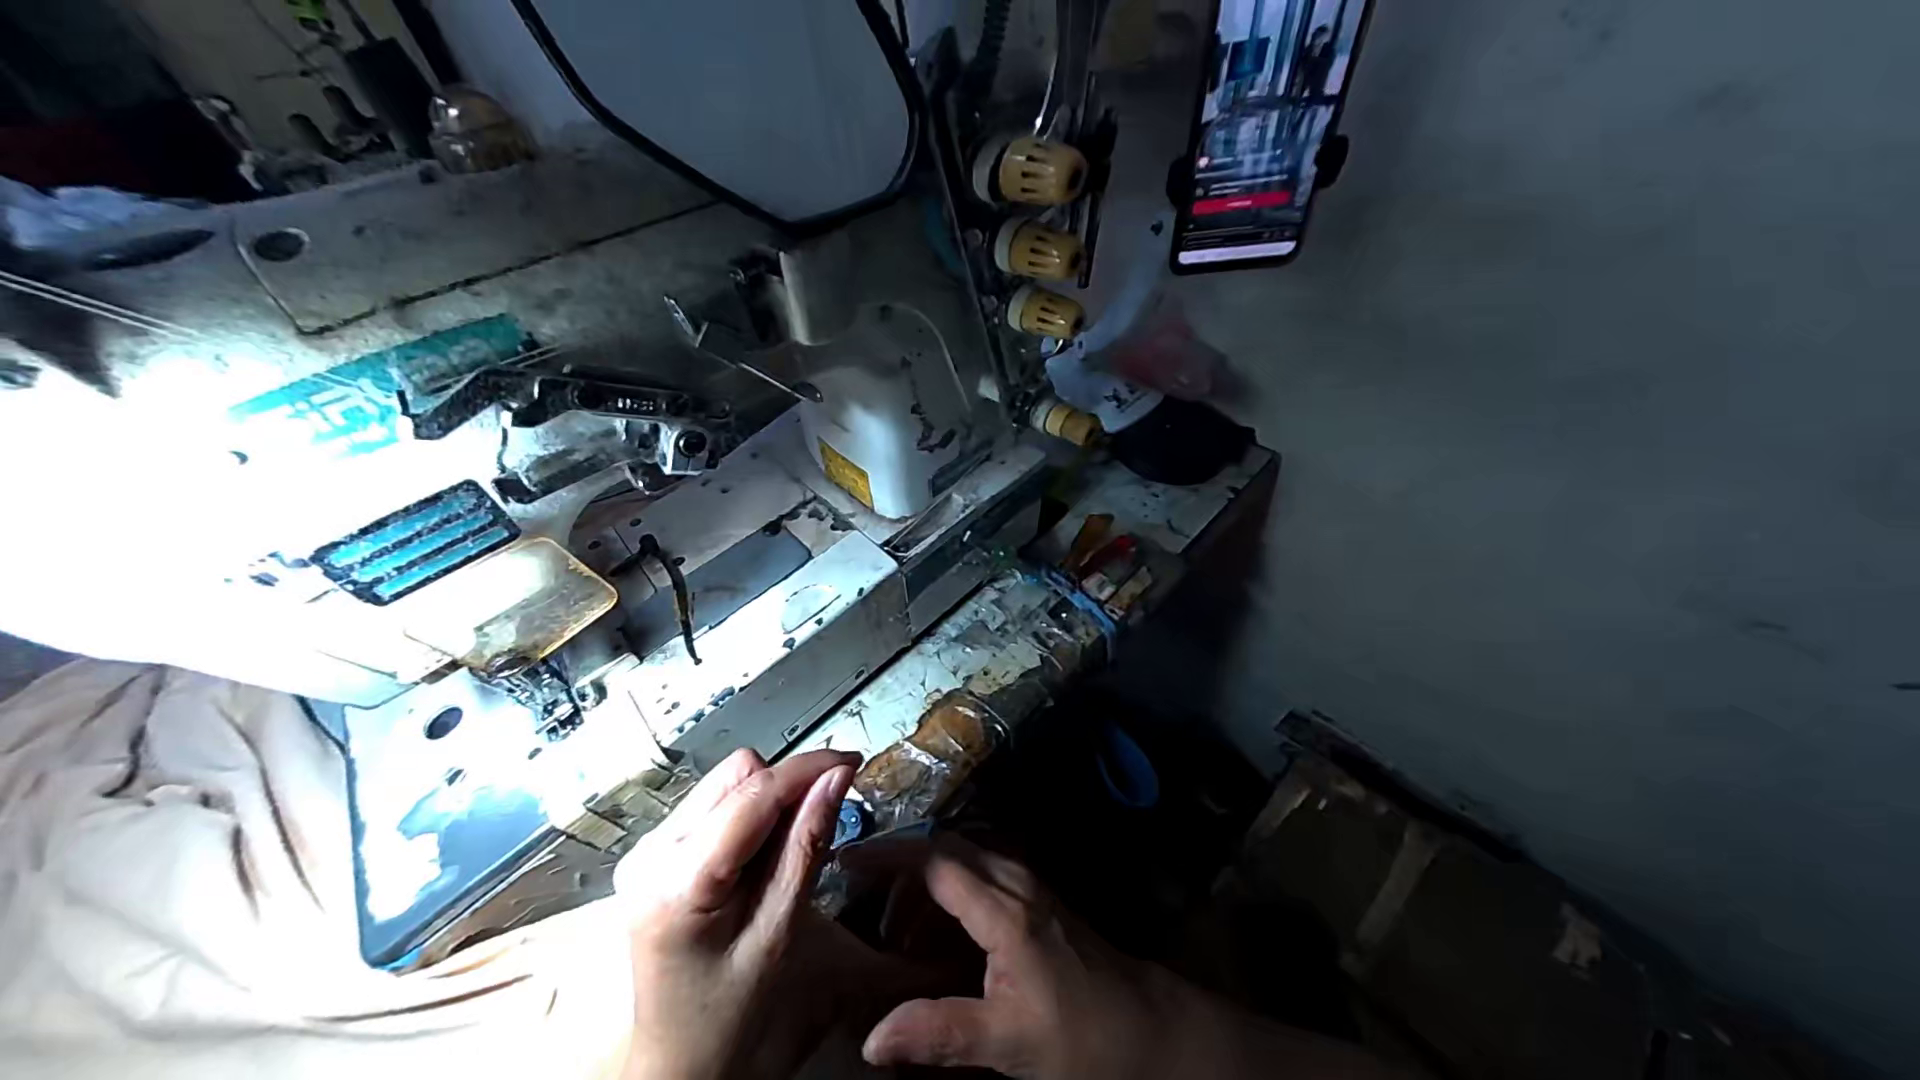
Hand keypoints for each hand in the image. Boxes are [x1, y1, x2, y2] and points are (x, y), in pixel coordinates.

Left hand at [614, 747, 857, 1079]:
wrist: (681, 1066)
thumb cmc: (730, 1019)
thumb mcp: (779, 933)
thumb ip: (807, 846)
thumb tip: (836, 779)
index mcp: (676, 881)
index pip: (753, 792)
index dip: (807, 769)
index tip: (851, 763)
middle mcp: (651, 854)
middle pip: (737, 776)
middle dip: (788, 787)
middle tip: (823, 816)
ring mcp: (648, 852)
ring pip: (728, 783)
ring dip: (771, 800)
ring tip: (789, 849)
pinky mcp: (657, 854)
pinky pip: (717, 804)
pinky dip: (752, 816)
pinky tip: (763, 855)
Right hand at [862, 839, 1414, 1079]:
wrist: (1148, 1026)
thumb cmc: (1080, 1035)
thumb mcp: (1008, 1044)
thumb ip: (939, 1033)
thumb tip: (871, 1039)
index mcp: (1004, 910)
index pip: (935, 863)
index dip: (888, 856)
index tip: (846, 859)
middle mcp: (1014, 880)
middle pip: (946, 849)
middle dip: (900, 863)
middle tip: (860, 892)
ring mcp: (1028, 882)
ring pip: (963, 857)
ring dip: (924, 876)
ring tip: (891, 918)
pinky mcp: (1035, 894)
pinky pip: (980, 870)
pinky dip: (948, 886)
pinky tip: (934, 924)